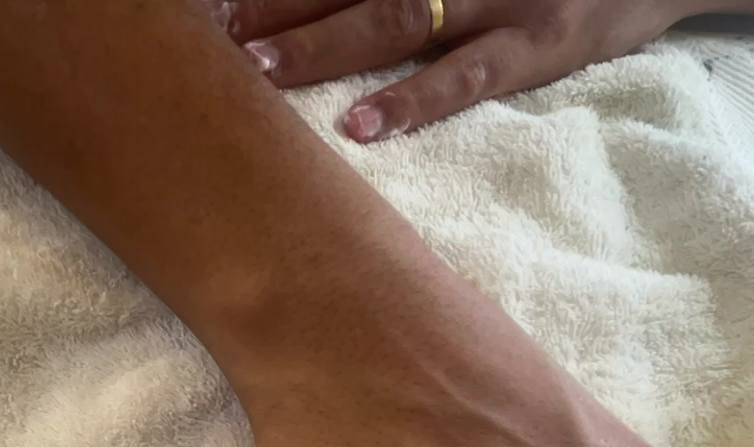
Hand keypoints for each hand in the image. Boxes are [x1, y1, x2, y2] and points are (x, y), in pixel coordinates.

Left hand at [212, 0, 699, 140]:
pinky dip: (413, 102)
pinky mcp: (538, 43)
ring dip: (325, 44)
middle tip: (217, 37)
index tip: (215, 6)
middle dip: (279, 7)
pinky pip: (466, 77)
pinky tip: (361, 127)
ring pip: (395, 18)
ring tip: (263, 73)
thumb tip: (333, 2)